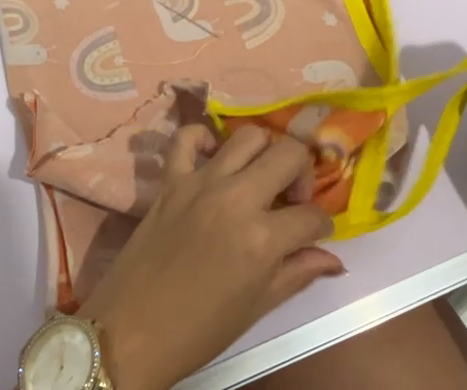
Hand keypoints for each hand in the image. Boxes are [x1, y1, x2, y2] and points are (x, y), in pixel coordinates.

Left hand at [78, 124, 343, 389]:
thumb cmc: (199, 329)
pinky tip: (214, 158)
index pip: (312, 215)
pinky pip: (187, 138)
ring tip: (259, 179)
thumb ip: (297, 273)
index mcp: (261, 238)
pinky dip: (204, 138)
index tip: (315, 235)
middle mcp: (235, 198)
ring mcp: (200, 183)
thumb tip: (333, 258)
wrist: (132, 330)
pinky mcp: (170, 179)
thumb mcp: (257, 307)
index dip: (321, 226)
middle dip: (303, 173)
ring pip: (247, 136)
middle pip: (288, 154)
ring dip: (264, 153)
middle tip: (292, 199)